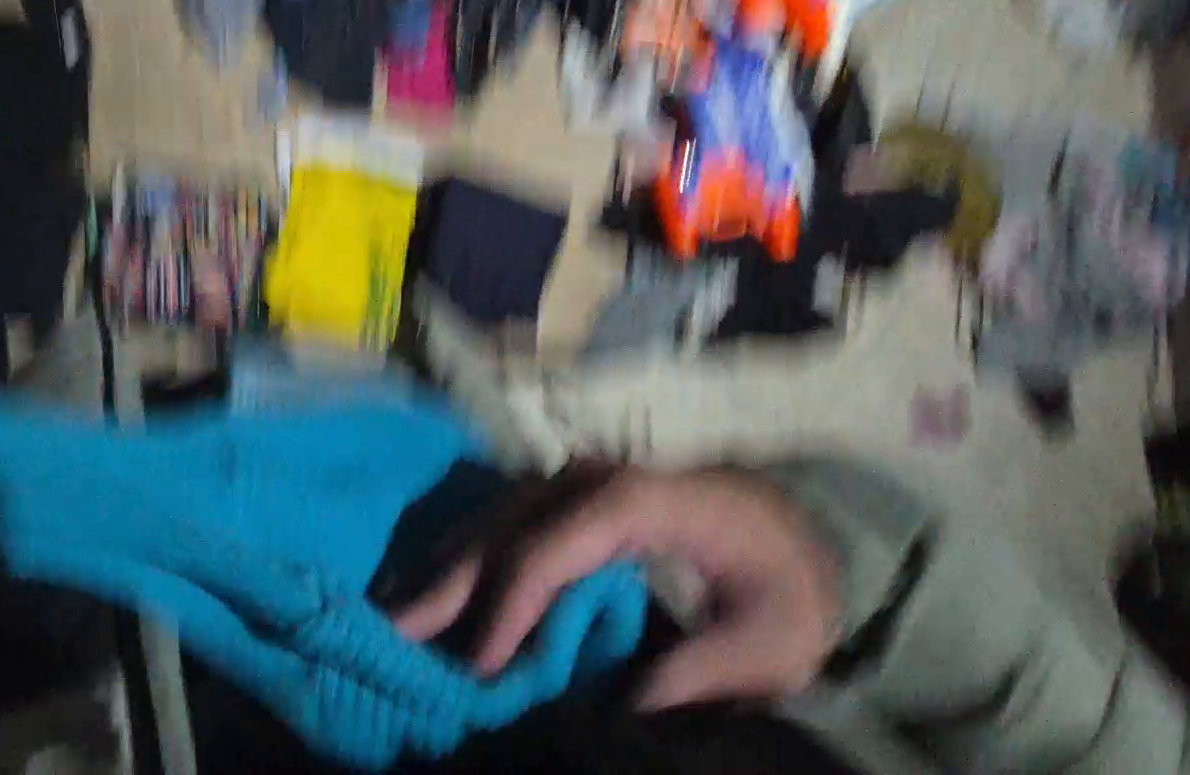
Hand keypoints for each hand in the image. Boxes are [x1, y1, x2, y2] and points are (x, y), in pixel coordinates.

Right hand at [393, 466, 841, 711]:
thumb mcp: (773, 637)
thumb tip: (619, 709)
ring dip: (445, 570)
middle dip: (447, 586)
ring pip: (491, 522)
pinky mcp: (567, 495)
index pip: (547, 552)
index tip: (478, 668)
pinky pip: (504, 523)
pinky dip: (467, 557)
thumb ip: (700, 671)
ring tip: (399, 611)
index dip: (506, 609)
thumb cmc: (786, 575)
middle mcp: (587, 481)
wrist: (796, 518)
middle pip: (503, 531)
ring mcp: (572, 482)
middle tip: (392, 631)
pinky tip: (437, 582)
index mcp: (635, 502)